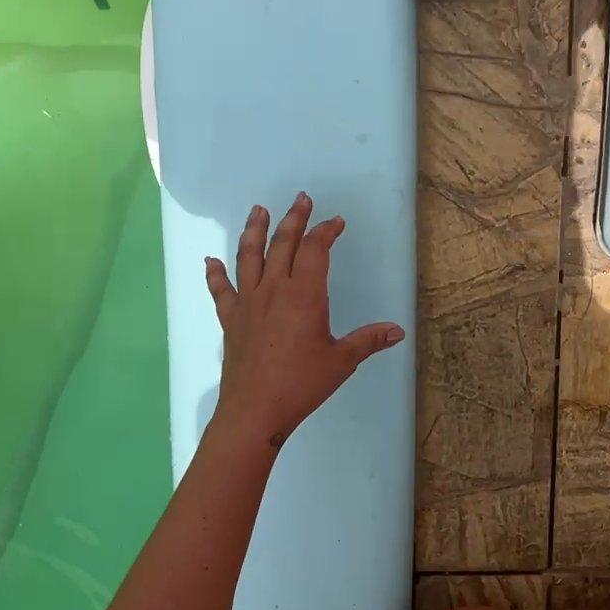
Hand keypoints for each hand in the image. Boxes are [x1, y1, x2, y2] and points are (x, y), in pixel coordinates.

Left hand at [204, 193, 404, 449]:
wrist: (254, 410)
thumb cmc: (302, 384)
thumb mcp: (342, 361)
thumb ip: (369, 341)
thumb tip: (398, 331)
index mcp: (305, 295)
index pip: (316, 251)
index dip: (326, 232)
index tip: (336, 222)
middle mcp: (274, 290)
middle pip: (283, 244)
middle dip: (294, 219)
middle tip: (301, 199)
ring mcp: (248, 302)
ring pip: (249, 257)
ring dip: (254, 231)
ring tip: (258, 210)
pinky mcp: (231, 319)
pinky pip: (221, 290)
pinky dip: (215, 273)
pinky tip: (211, 261)